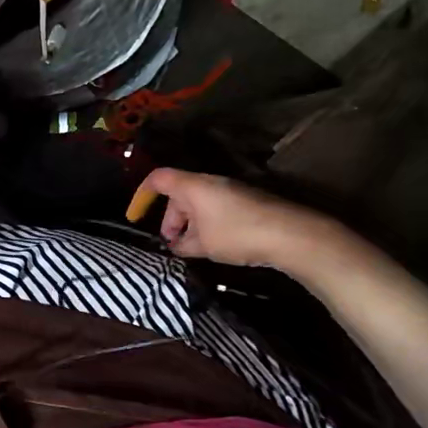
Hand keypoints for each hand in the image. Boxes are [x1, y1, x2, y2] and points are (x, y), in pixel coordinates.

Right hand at [137, 168, 344, 268]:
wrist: (291, 234)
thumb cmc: (237, 234)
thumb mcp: (202, 245)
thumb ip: (182, 244)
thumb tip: (174, 245)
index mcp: (193, 186)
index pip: (158, 179)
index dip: (142, 196)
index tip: (136, 216)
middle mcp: (210, 182)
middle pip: (178, 193)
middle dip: (169, 218)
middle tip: (171, 243)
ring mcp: (229, 190)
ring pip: (196, 202)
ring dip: (188, 224)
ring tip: (191, 249)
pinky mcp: (245, 200)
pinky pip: (214, 207)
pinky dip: (205, 223)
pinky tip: (212, 244)